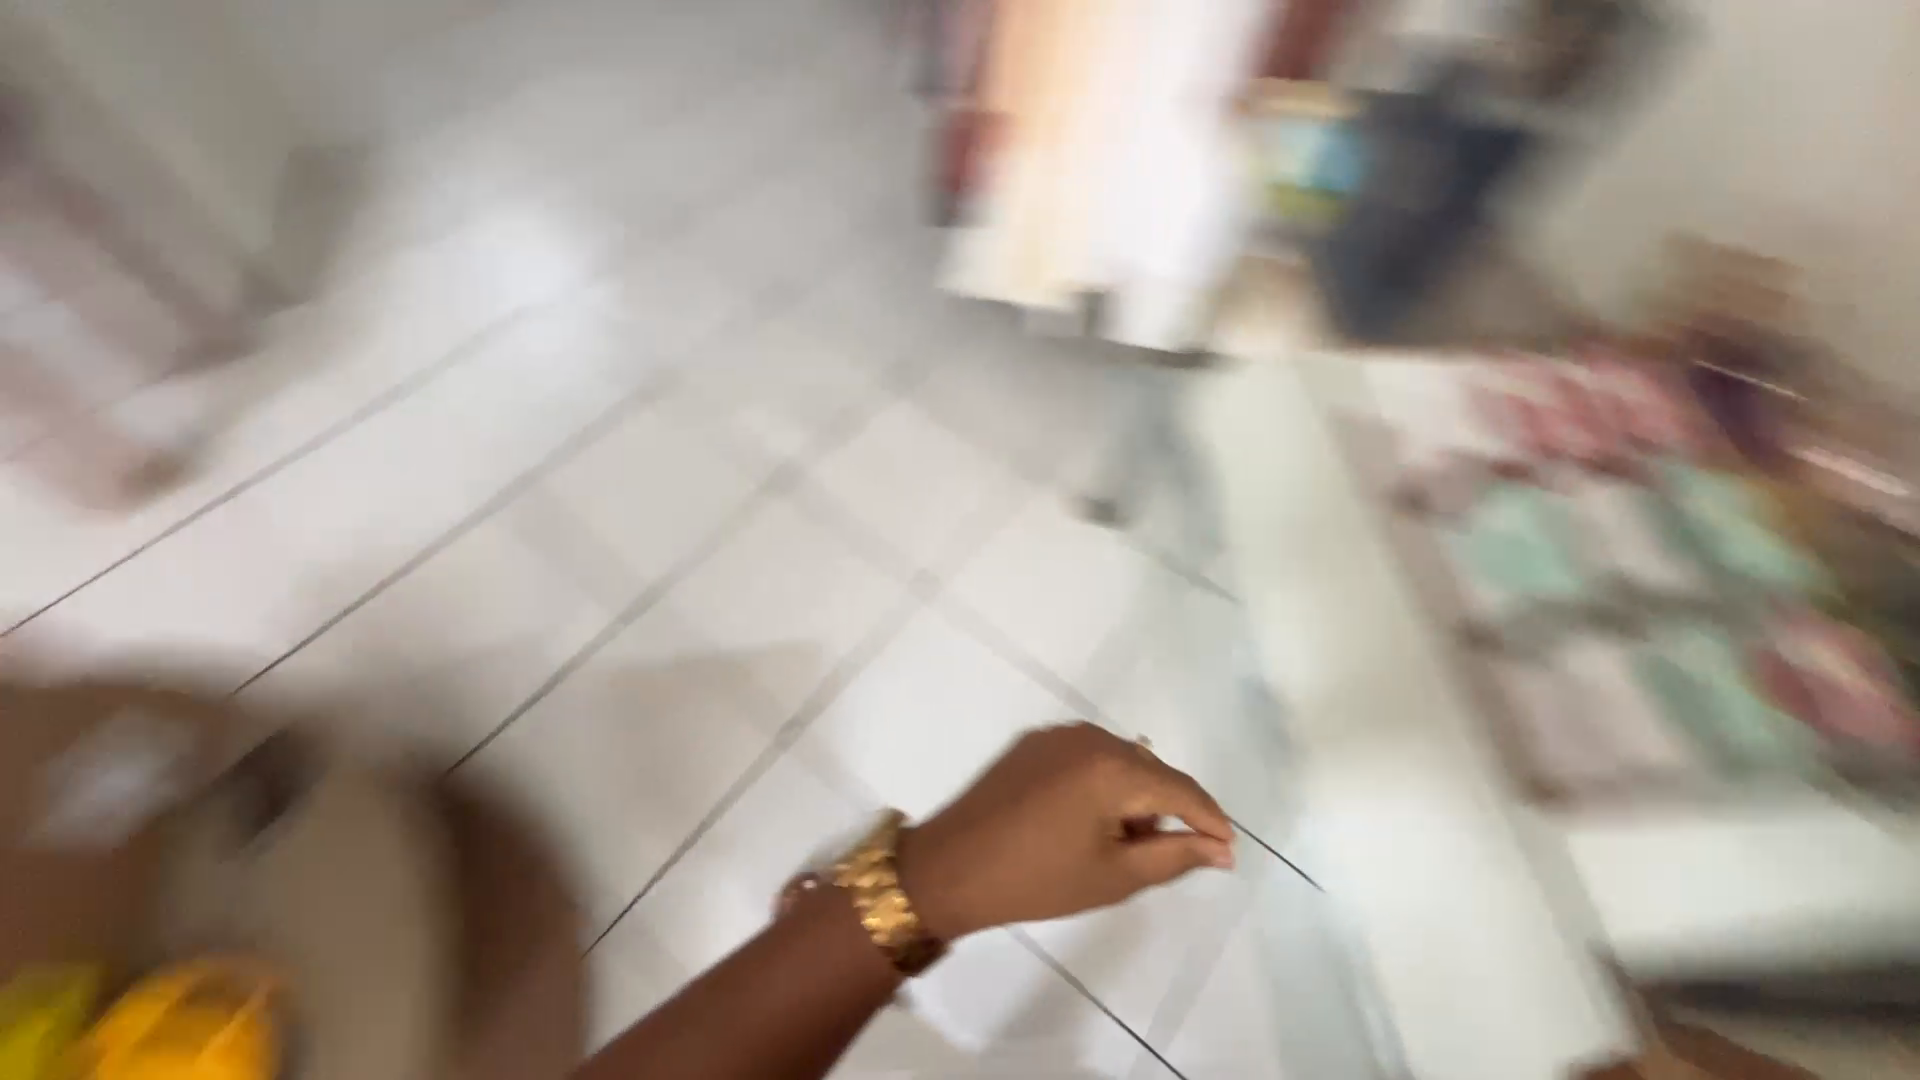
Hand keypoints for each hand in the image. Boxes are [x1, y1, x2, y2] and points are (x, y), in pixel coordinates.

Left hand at [895, 722, 1235, 940]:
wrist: (952, 865)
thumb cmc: (1038, 879)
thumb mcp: (1115, 876)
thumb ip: (1176, 855)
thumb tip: (1221, 848)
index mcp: (1113, 768)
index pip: (1181, 789)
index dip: (1209, 819)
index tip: (1227, 849)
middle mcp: (1089, 737)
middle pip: (1151, 770)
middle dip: (1169, 809)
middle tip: (1166, 853)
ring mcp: (1056, 735)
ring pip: (1119, 759)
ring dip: (1134, 794)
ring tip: (1121, 840)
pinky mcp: (1032, 742)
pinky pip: (1087, 754)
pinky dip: (1102, 781)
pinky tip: (1089, 817)